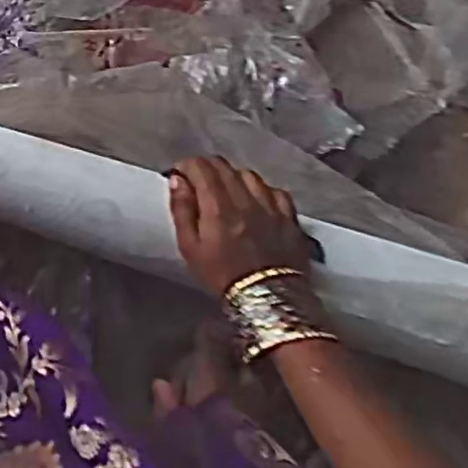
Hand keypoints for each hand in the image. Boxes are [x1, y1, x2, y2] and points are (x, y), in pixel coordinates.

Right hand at [168, 157, 311, 294]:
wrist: (270, 302)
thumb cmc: (221, 275)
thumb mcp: (189, 247)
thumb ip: (181, 210)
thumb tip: (178, 180)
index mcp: (218, 207)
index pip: (201, 167)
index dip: (187, 165)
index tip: (180, 175)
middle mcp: (245, 200)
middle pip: (224, 166)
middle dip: (206, 167)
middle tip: (199, 181)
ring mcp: (271, 207)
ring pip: (248, 174)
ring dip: (232, 177)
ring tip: (227, 191)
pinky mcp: (289, 217)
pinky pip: (274, 190)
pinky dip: (261, 190)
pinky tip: (256, 202)